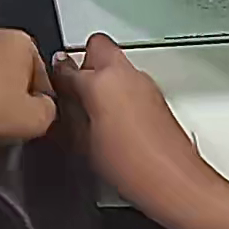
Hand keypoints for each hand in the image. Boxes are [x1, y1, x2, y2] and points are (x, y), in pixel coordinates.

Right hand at [54, 34, 228, 228]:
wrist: (175, 183)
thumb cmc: (133, 167)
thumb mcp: (83, 143)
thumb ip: (68, 112)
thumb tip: (61, 100)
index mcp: (100, 81)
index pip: (66, 66)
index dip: (56, 77)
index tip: (54, 87)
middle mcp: (125, 74)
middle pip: (97, 46)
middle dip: (83, 61)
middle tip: (74, 87)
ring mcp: (144, 83)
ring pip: (117, 63)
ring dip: (103, 77)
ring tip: (92, 108)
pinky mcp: (157, 96)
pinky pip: (131, 81)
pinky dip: (119, 91)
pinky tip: (112, 120)